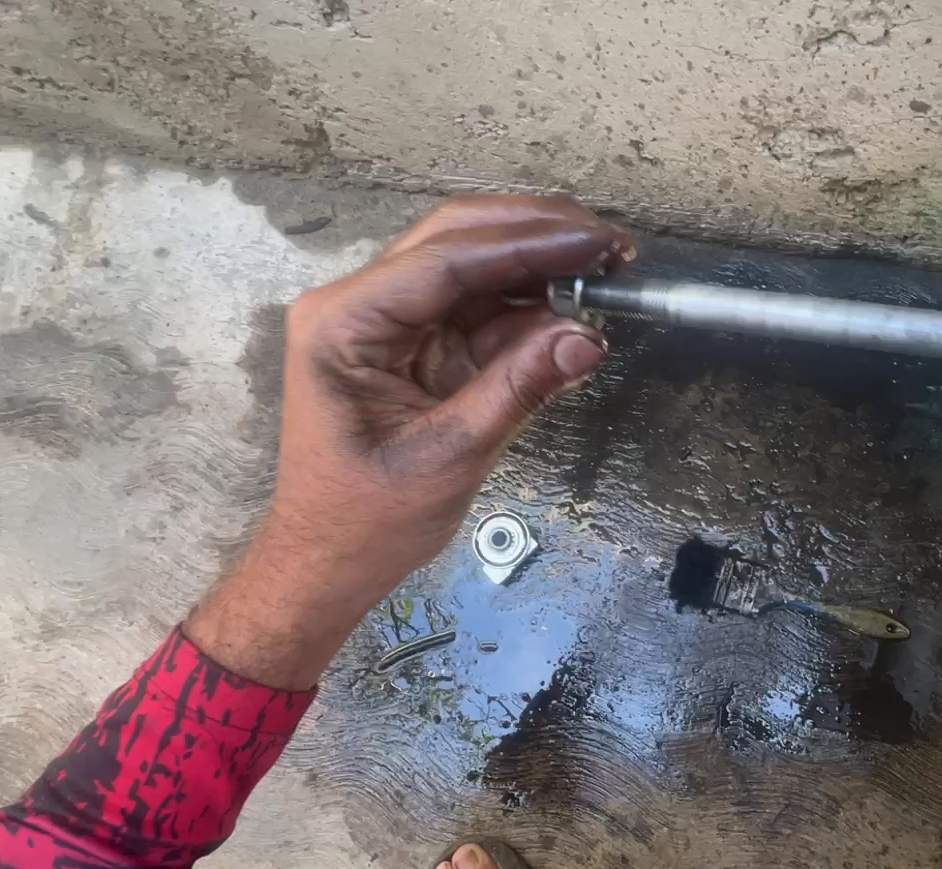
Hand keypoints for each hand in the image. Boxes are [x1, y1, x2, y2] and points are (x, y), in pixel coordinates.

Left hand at [187, 196, 635, 687]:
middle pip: (456, 242)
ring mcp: (391, 325)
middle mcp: (363, 306)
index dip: (527, 244)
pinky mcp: (418, 349)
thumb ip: (517, 389)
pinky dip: (527, 311)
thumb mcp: (449, 456)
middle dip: (534, 235)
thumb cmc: (370, 519)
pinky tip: (572, 310)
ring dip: (537, 267)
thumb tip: (589, 337)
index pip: (445, 262)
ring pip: (472, 269)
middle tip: (608, 244)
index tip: (595, 241)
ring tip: (604, 270)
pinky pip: (478, 314)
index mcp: (345, 322)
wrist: (332, 560)